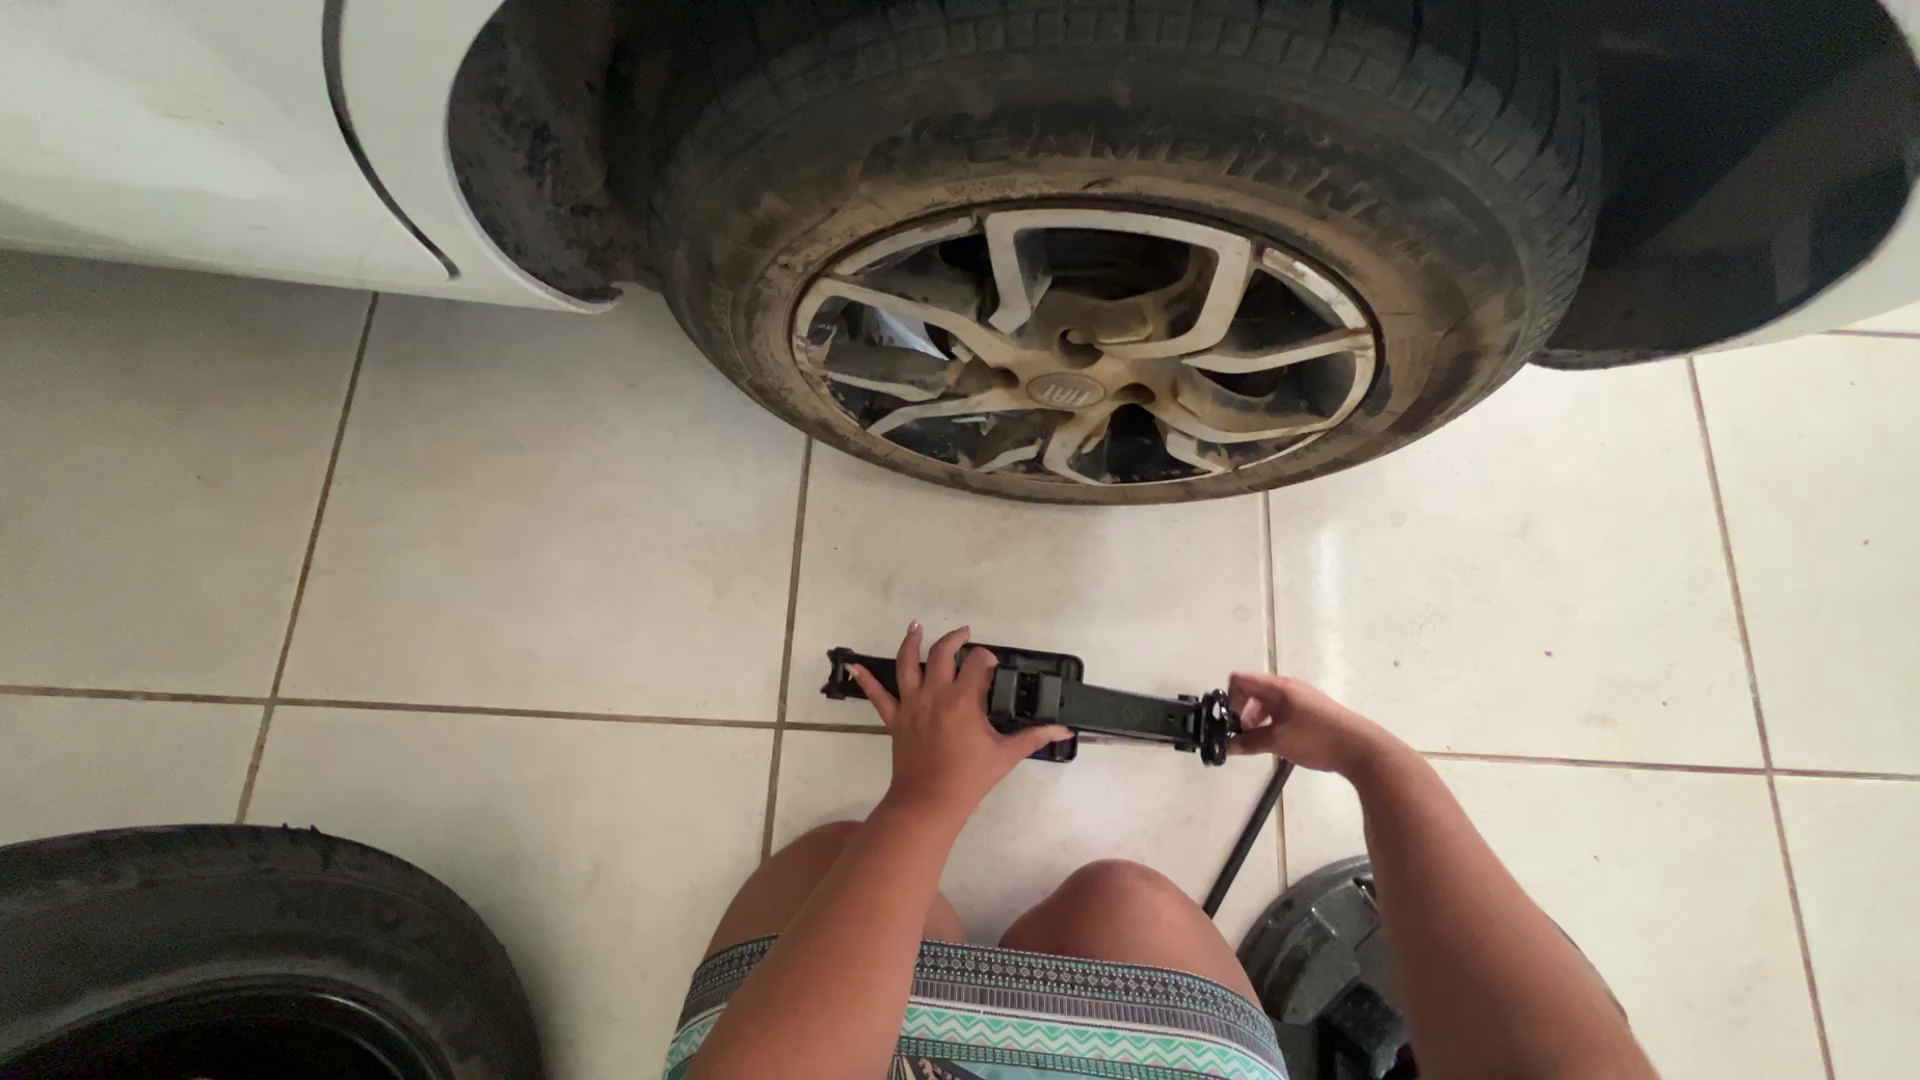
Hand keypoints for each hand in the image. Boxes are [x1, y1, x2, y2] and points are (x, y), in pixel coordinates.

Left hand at [849, 622, 1071, 823]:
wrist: (929, 803)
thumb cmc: (969, 778)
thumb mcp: (1006, 756)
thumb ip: (1034, 737)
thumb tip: (1063, 730)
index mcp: (963, 700)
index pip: (977, 663)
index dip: (987, 658)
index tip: (991, 664)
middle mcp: (935, 693)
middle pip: (943, 652)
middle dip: (955, 638)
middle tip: (965, 634)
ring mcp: (911, 704)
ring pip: (907, 663)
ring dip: (911, 641)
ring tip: (915, 626)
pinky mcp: (894, 718)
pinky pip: (877, 695)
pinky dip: (865, 679)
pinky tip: (853, 664)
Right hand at [1227, 673, 1395, 774]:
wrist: (1362, 749)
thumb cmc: (1316, 739)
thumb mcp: (1278, 742)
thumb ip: (1249, 742)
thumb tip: (1228, 746)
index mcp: (1278, 687)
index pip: (1240, 680)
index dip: (1231, 699)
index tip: (1234, 723)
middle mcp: (1288, 687)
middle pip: (1252, 690)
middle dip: (1242, 712)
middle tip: (1244, 735)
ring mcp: (1301, 698)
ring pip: (1267, 702)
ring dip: (1257, 719)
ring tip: (1260, 742)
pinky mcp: (1310, 711)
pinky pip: (1281, 710)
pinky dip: (1272, 722)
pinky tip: (1279, 742)